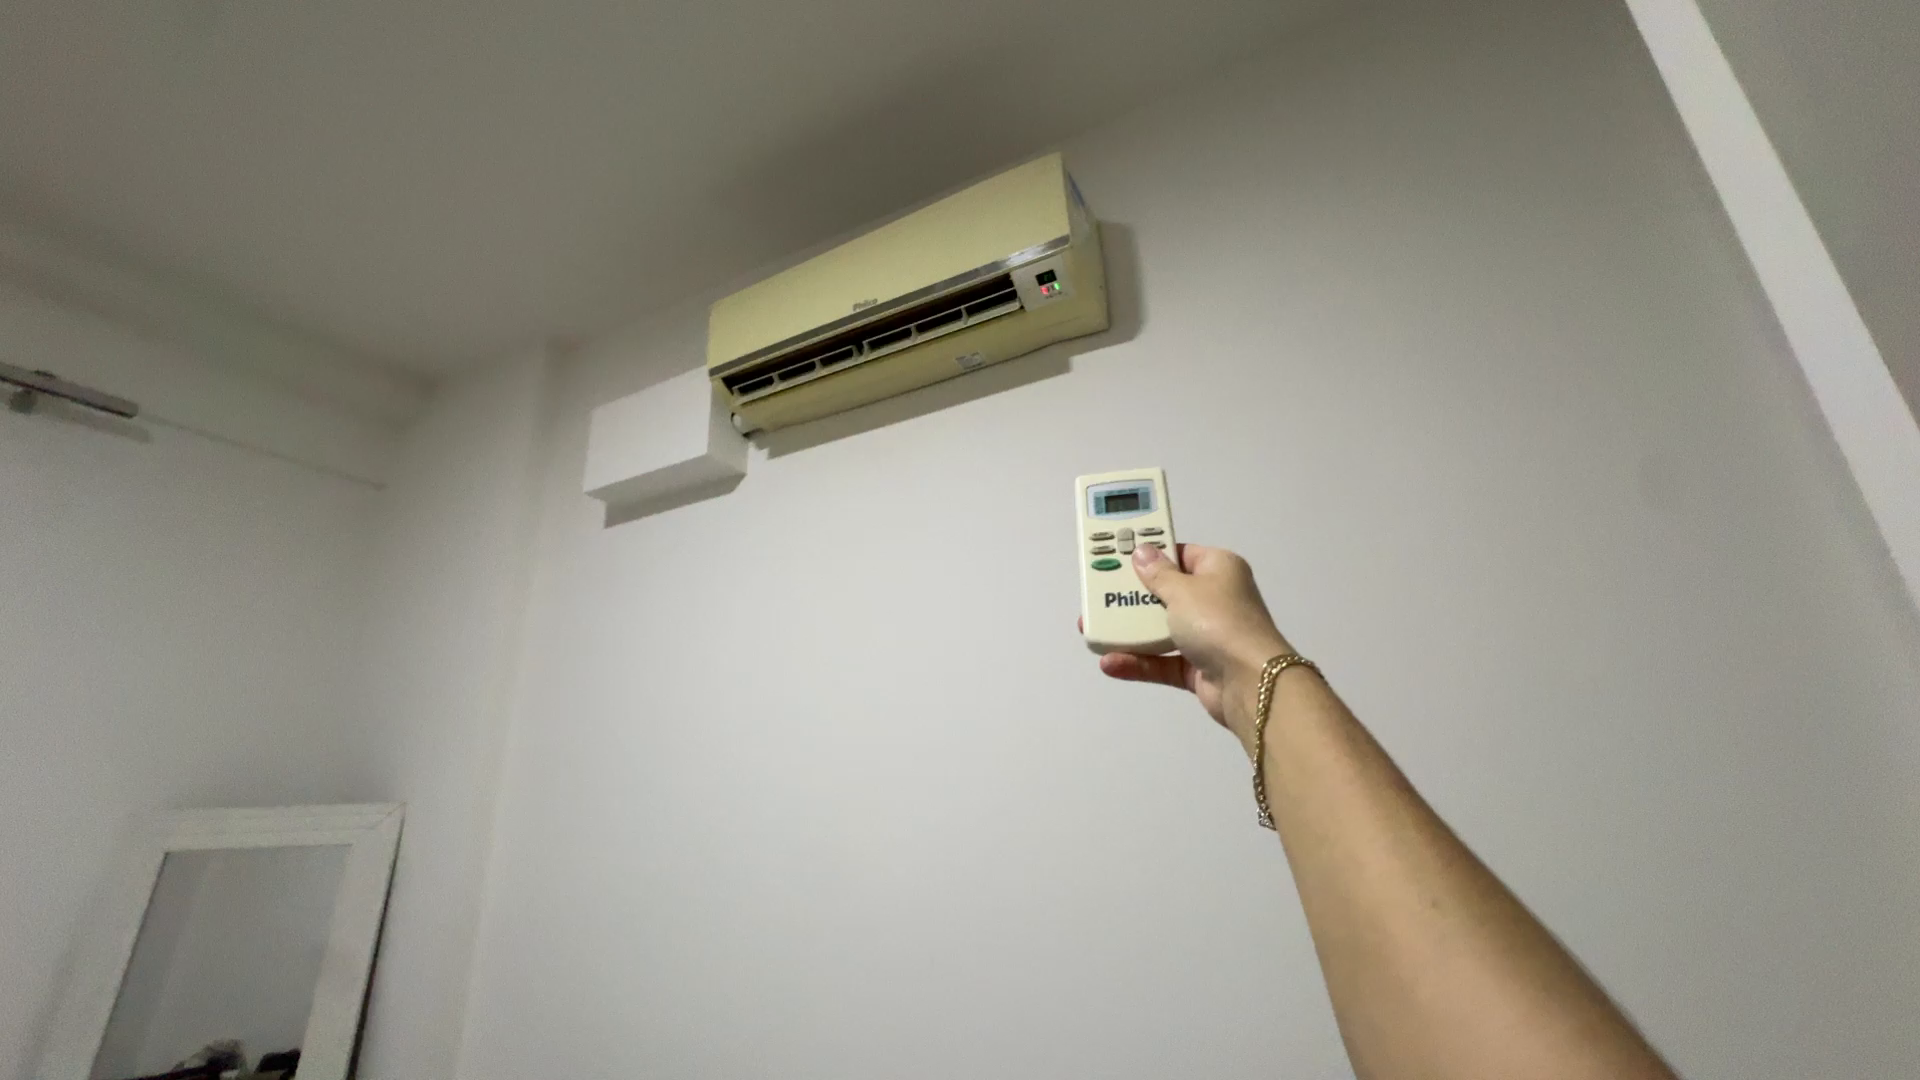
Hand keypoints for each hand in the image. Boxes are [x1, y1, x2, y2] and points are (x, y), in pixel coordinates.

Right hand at [1092, 543, 1291, 749]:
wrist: (1251, 683)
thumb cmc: (1218, 622)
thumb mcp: (1182, 590)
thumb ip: (1157, 573)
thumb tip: (1143, 552)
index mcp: (1219, 569)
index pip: (1181, 555)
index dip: (1151, 555)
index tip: (1119, 558)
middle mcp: (1216, 599)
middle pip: (1166, 592)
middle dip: (1131, 596)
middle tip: (1096, 594)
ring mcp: (1208, 635)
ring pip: (1161, 628)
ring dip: (1130, 631)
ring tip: (1094, 630)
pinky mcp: (1200, 666)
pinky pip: (1163, 660)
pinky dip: (1139, 661)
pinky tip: (1110, 662)